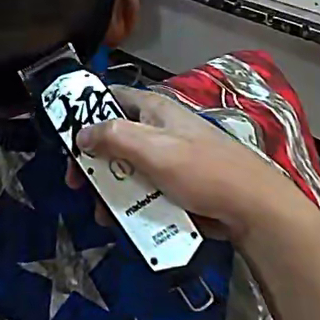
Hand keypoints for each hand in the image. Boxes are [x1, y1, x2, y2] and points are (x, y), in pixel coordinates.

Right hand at [75, 87, 317, 243]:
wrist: (251, 208)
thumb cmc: (203, 171)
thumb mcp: (154, 150)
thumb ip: (114, 137)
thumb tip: (80, 133)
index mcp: (155, 109)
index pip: (111, 97)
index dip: (86, 113)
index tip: (67, 140)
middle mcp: (160, 128)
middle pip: (114, 138)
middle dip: (95, 163)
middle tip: (78, 185)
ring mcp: (169, 157)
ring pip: (127, 168)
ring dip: (111, 189)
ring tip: (103, 213)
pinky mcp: (177, 184)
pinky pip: (144, 189)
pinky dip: (131, 202)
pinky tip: (123, 222)